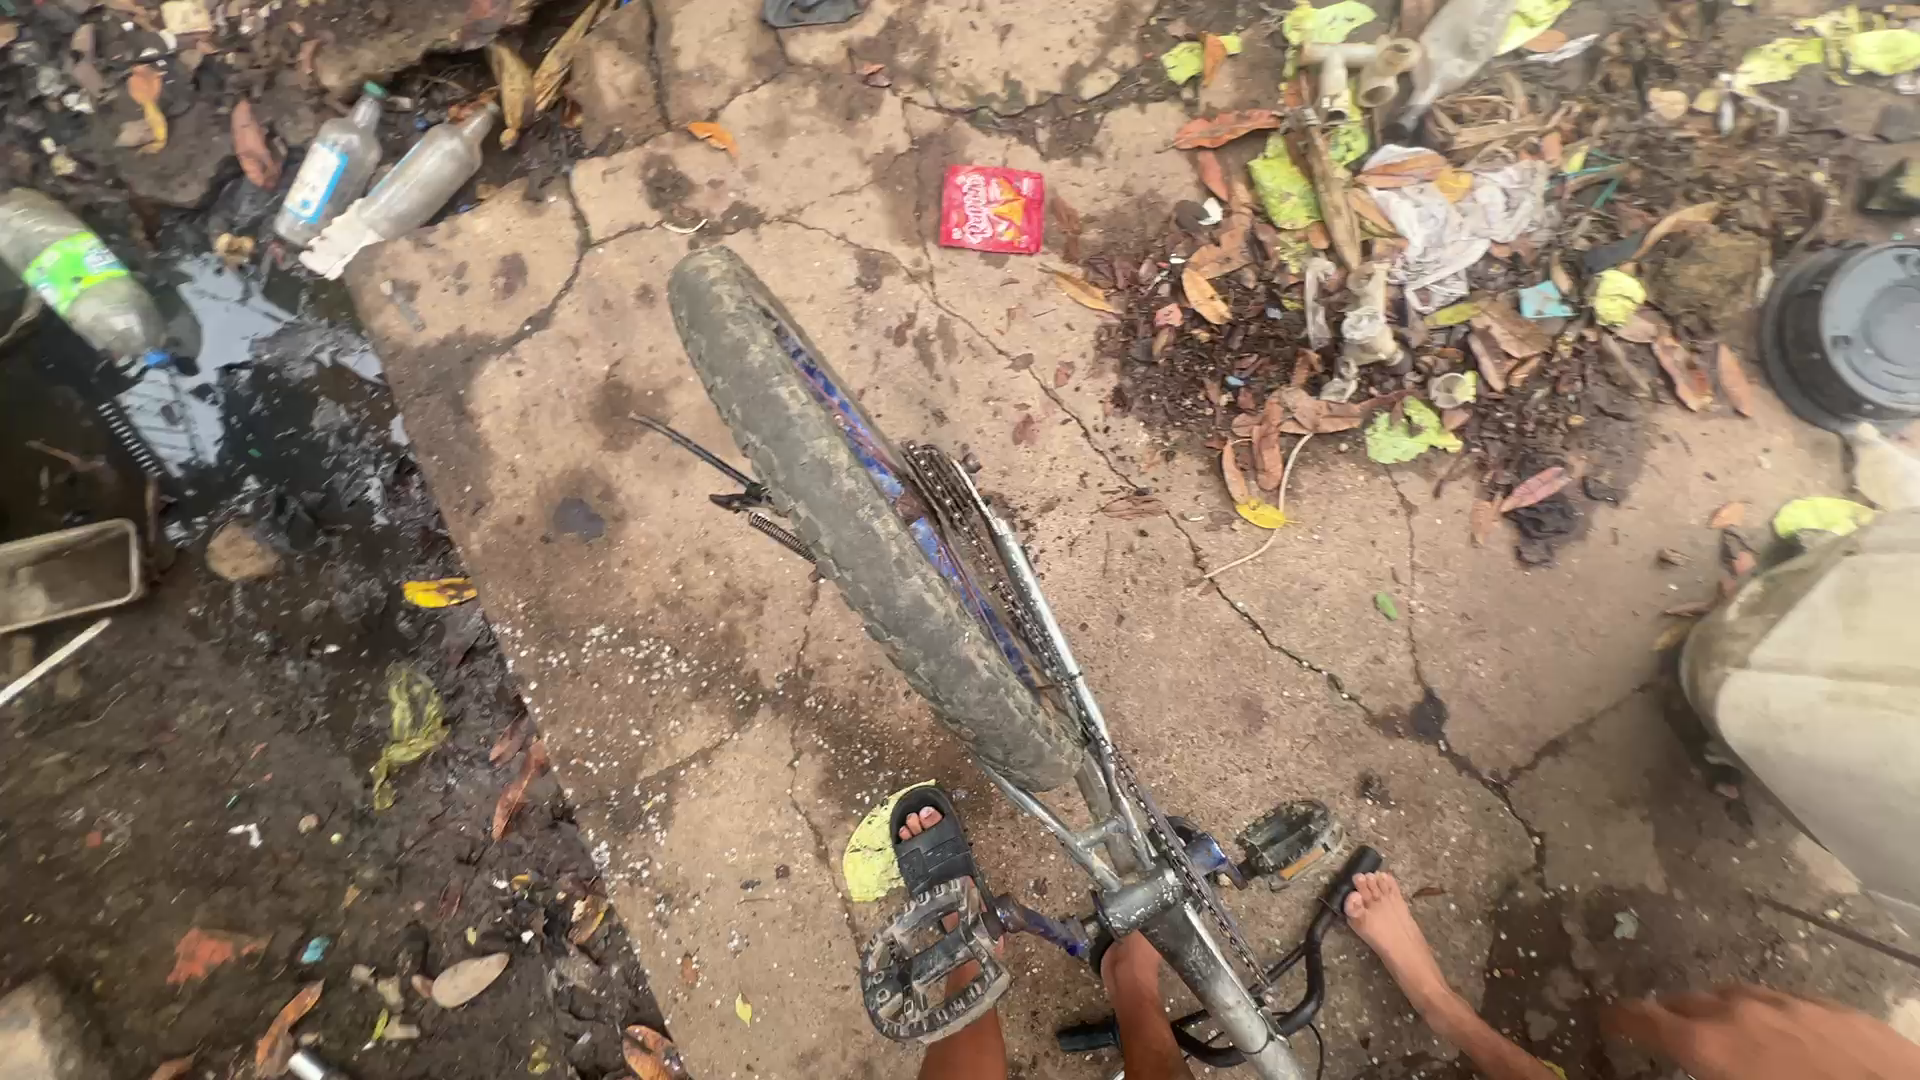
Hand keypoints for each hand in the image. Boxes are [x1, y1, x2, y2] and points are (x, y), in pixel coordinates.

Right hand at [1604, 984, 1919, 1079]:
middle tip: (1679, 1040)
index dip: (1617, 1020)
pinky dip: (1776, 1018)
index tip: (1607, 1023)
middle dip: (1675, 1019)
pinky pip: (1788, 1004)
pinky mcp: (1835, 1008)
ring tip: (1741, 1039)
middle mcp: (1733, 1011)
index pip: (1637, 1017)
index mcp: (1706, 1043)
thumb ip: (1703, 1068)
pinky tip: (1796, 1041)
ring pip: (1734, 998)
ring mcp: (1787, 1003)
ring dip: (1725, 1015)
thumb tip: (1681, 1056)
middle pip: (1682, 1002)